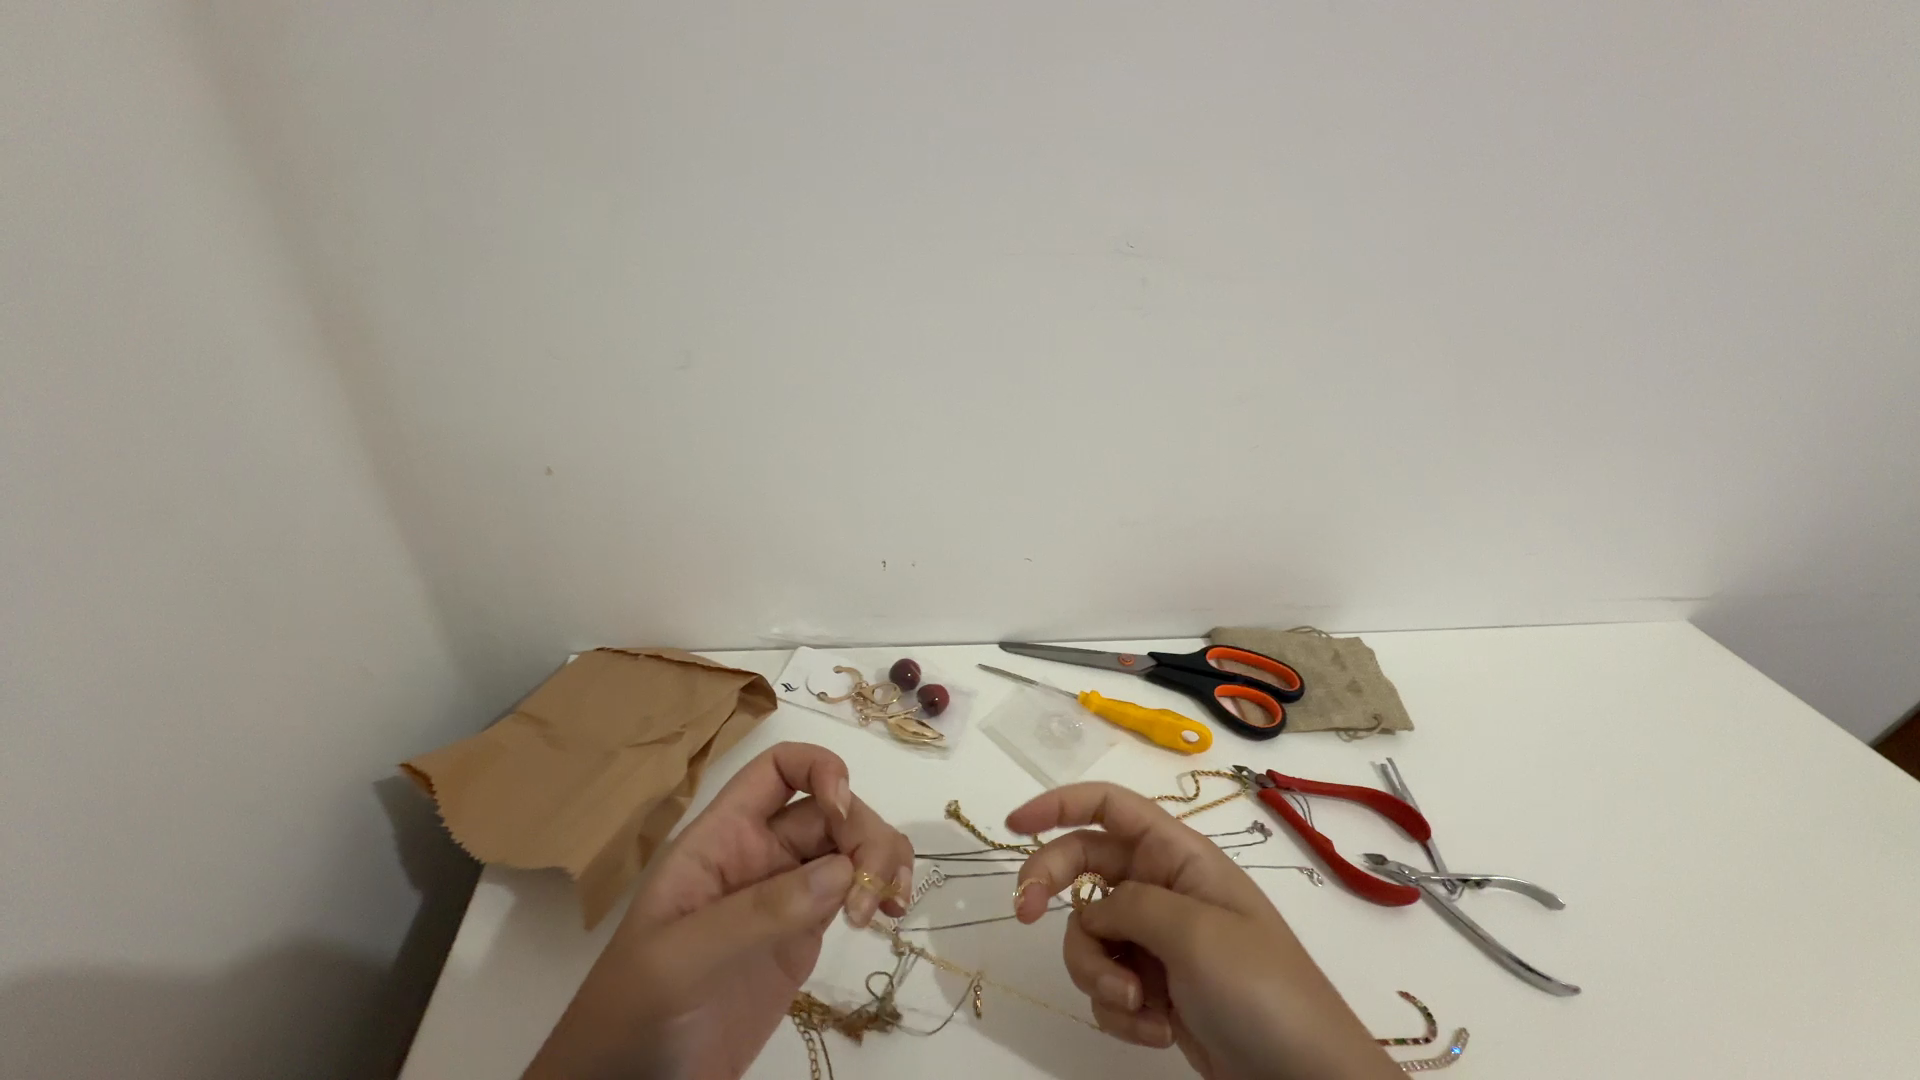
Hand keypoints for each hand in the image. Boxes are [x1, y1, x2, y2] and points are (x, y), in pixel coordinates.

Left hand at [524, 742, 914, 1079]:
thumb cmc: (635, 1012)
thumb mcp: (683, 957)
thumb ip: (761, 911)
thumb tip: (845, 871)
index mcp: (722, 838)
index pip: (777, 769)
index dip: (819, 769)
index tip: (843, 810)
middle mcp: (758, 853)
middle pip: (830, 810)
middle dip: (865, 835)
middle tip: (876, 897)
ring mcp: (785, 895)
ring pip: (850, 847)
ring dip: (883, 861)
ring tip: (890, 910)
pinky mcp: (803, 935)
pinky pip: (854, 892)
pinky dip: (882, 891)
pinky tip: (892, 916)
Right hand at [1008, 783, 1400, 1079]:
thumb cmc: (1261, 989)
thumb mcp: (1193, 932)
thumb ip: (1128, 904)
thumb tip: (1095, 910)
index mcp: (1177, 855)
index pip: (1108, 806)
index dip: (1058, 804)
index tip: (1012, 825)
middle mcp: (1162, 887)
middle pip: (1083, 867)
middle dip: (1051, 890)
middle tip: (1023, 915)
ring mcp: (1156, 940)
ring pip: (1087, 934)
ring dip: (1098, 972)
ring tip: (1137, 1005)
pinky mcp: (1154, 988)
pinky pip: (1106, 983)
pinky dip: (1120, 1009)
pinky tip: (1157, 1031)